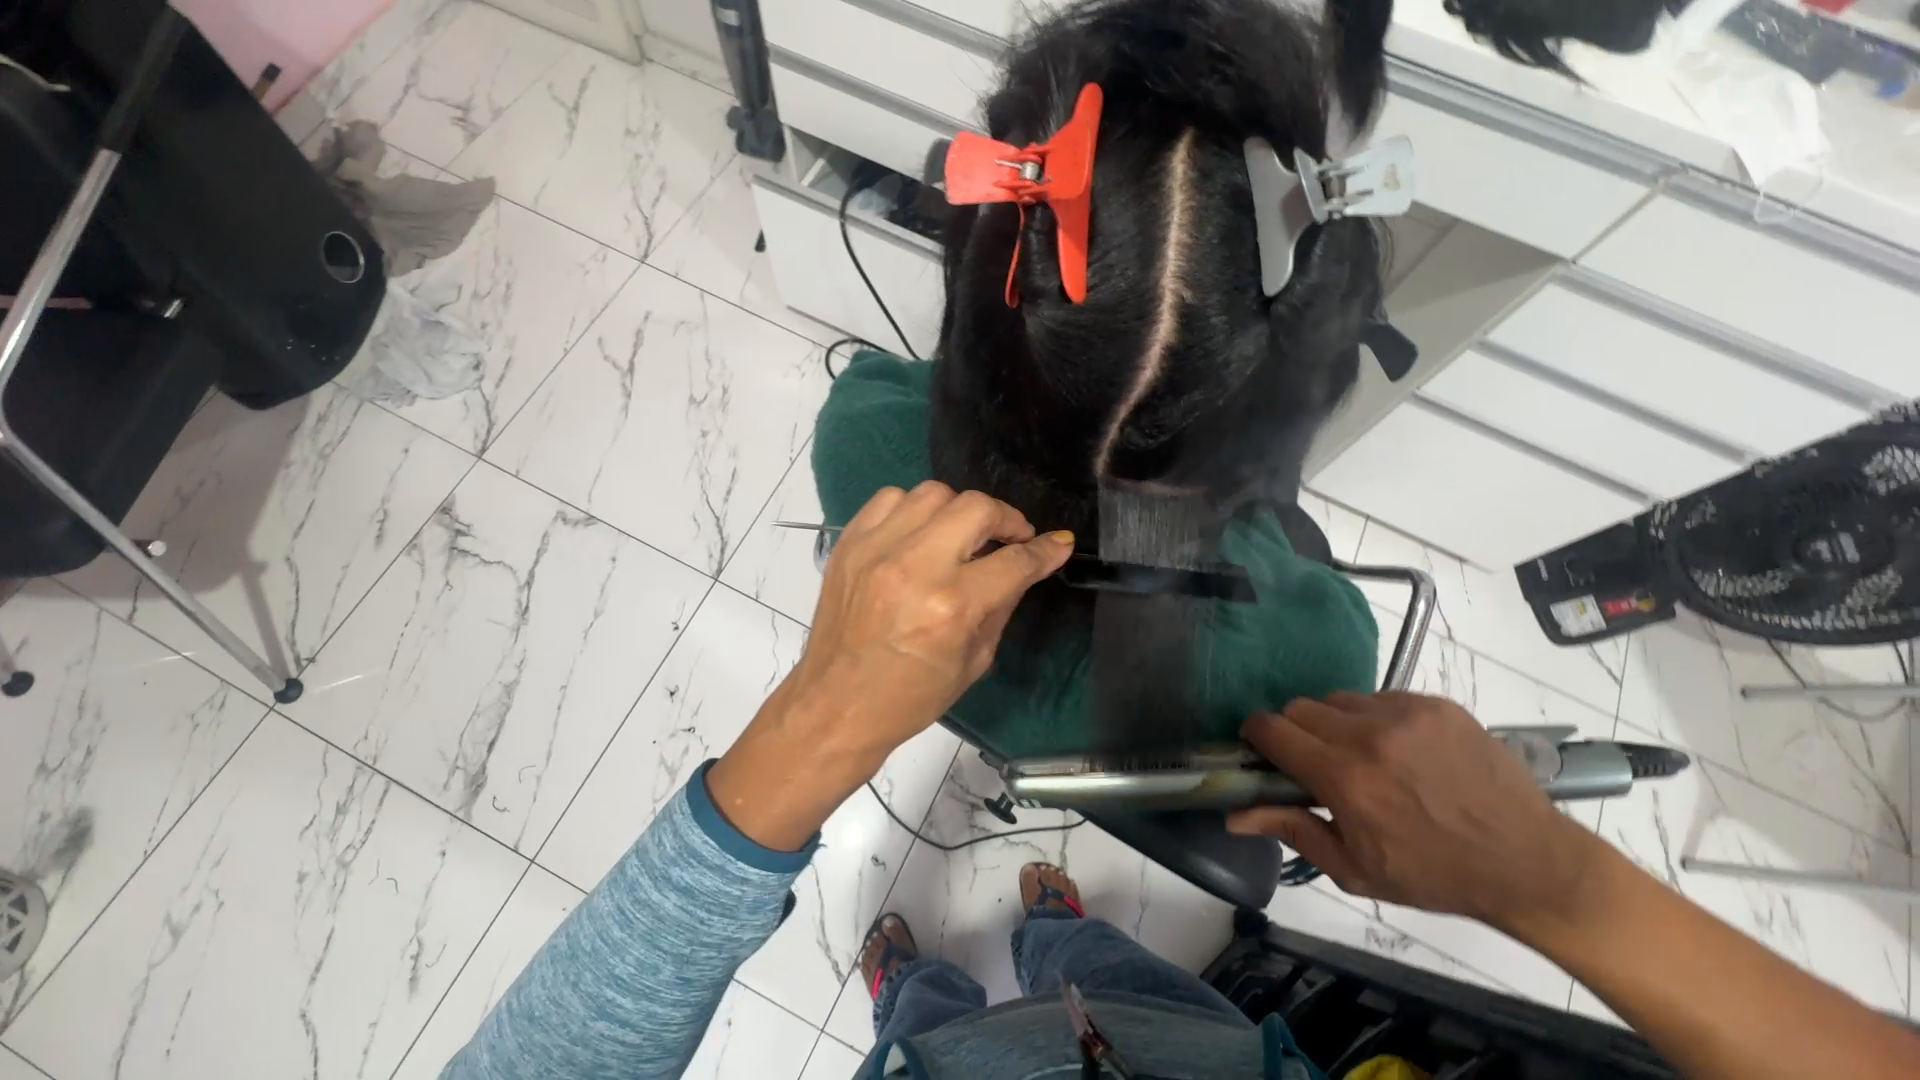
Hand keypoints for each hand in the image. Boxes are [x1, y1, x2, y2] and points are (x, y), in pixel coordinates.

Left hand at [707, 483, 1071, 850]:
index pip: (1013, 561)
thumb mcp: (975, 660)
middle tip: (1010, 538)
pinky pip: (890, 498)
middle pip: (975, 507)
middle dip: (1005, 519)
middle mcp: (914, 567)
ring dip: (959, 511)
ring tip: (962, 536)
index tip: (1058, 543)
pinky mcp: (849, 544)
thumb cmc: (912, 696)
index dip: (1045, 550)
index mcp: (950, 607)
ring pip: (933, 493)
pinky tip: (921, 534)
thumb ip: (1004, 603)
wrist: (837, 704)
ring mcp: (876, 550)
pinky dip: (914, 510)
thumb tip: (1029, 564)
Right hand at [1227, 692, 1606, 934]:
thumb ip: (1291, 830)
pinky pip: (1381, 697)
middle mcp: (1369, 734)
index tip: (1259, 751)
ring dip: (1334, 723)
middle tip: (1313, 762)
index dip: (1255, 736)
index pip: (1271, 728)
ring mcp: (1406, 713)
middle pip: (1299, 707)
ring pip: (1339, 699)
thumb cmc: (1434, 875)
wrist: (1529, 864)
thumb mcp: (1354, 868)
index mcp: (1344, 777)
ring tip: (1360, 756)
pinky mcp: (1436, 704)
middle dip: (1294, 731)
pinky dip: (1375, 718)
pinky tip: (1399, 750)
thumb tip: (1234, 814)